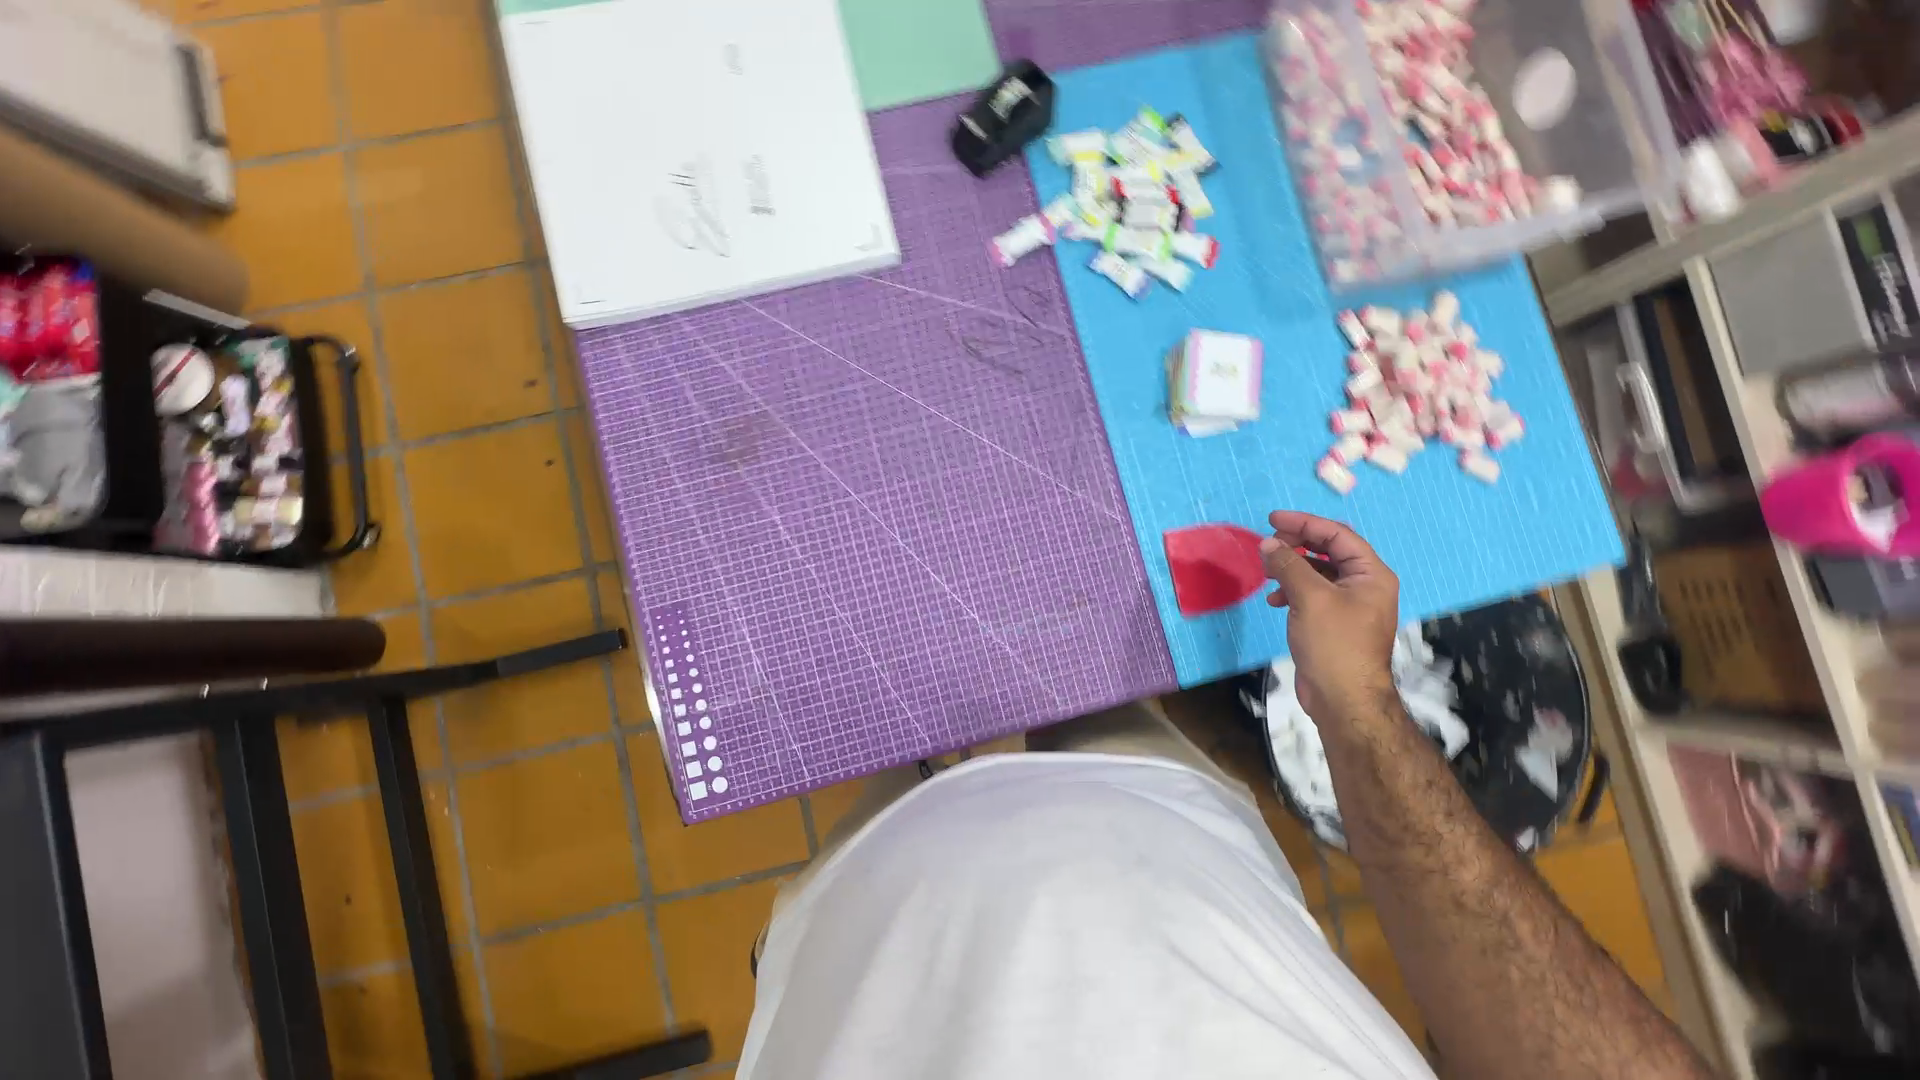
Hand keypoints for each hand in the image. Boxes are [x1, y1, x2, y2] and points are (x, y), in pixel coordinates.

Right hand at [1260, 511, 1400, 722]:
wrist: (1344, 699)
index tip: (1272, 519)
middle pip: (1329, 550)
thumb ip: (1289, 565)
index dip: (1304, 523)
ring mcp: (1350, 605)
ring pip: (1318, 572)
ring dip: (1292, 567)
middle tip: (1268, 545)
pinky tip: (1275, 600)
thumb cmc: (1334, 644)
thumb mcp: (1309, 598)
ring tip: (1268, 572)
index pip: (1337, 534)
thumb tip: (1268, 544)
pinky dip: (1293, 591)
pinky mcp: (1334, 623)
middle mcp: (1365, 585)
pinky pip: (1313, 594)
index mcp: (1371, 574)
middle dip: (1297, 544)